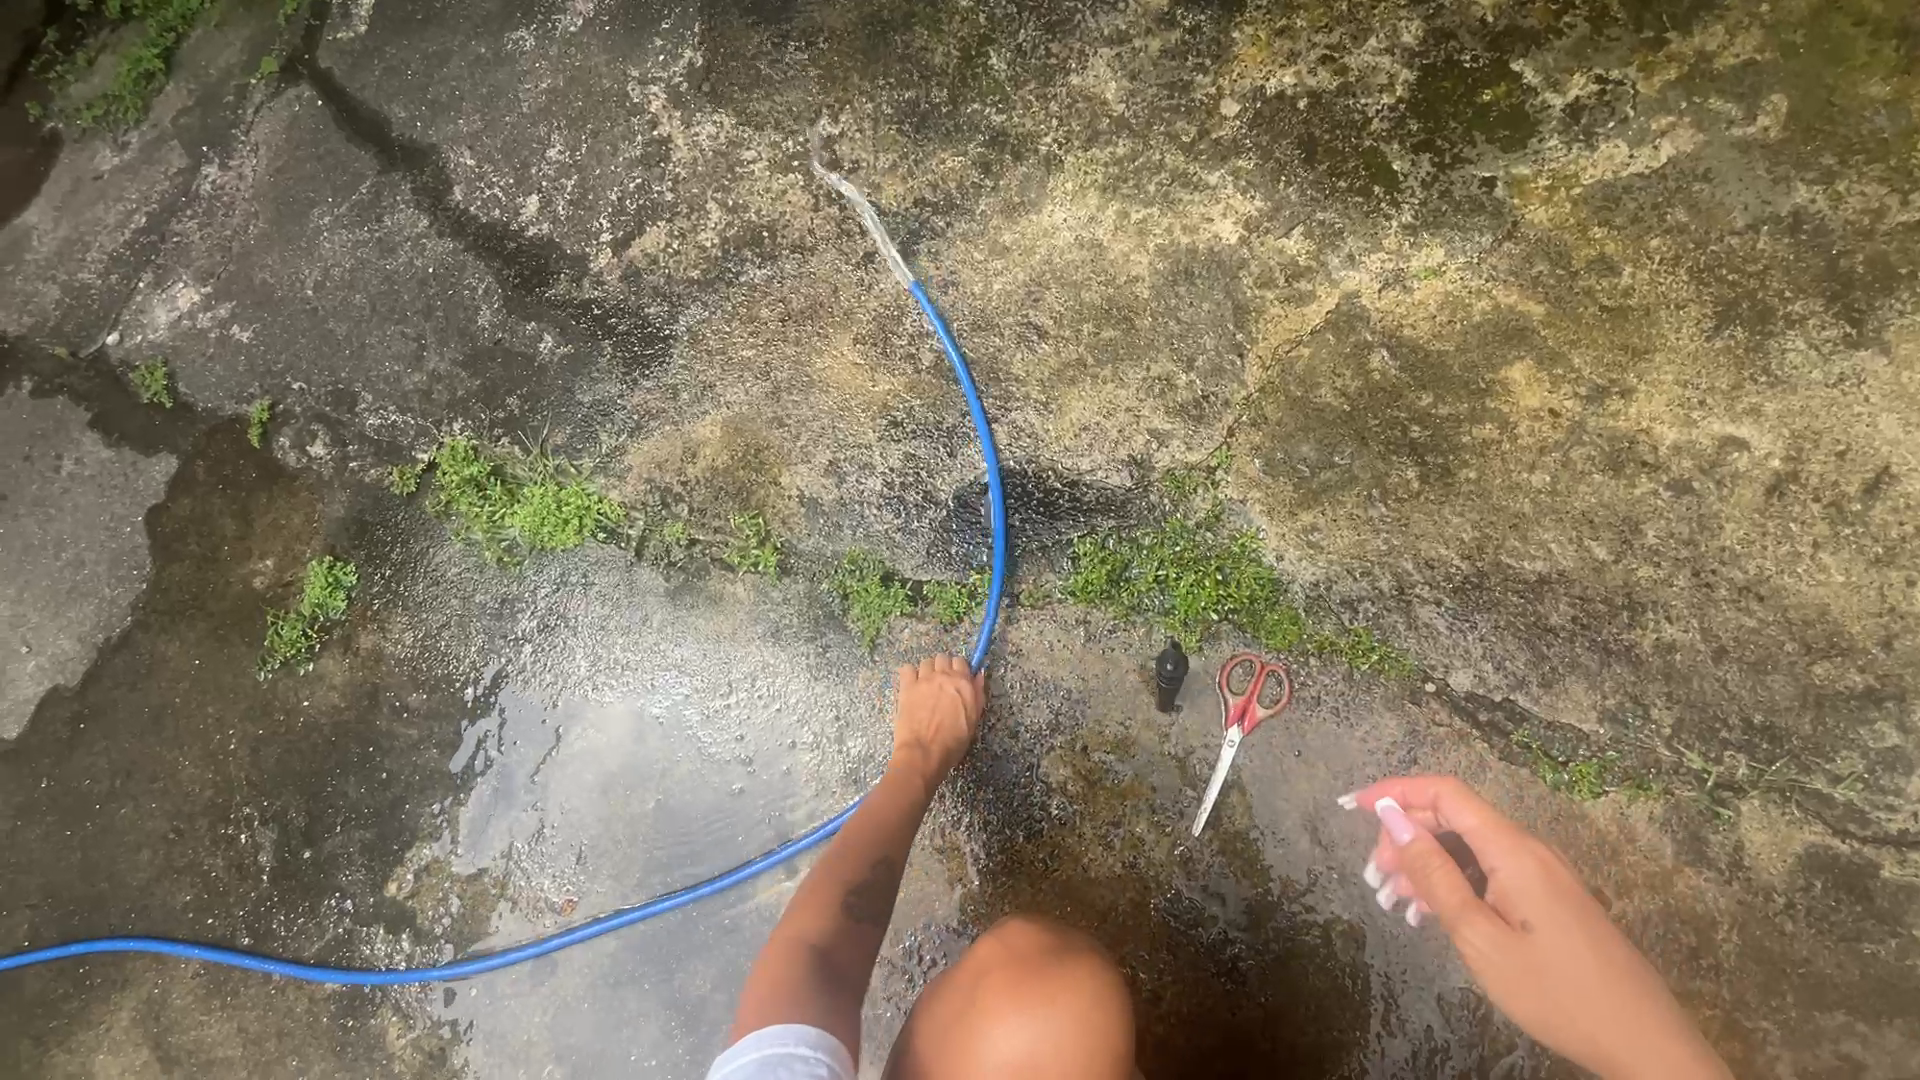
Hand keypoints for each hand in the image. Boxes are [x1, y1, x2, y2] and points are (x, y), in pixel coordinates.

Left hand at [889, 656, 984, 786]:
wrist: (924, 753)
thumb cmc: (952, 743)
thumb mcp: (973, 720)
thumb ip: (977, 694)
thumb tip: (979, 675)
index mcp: (963, 684)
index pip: (961, 662)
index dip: (959, 670)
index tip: (956, 680)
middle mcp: (944, 676)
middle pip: (943, 658)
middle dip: (943, 668)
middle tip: (941, 684)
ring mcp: (924, 680)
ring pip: (926, 662)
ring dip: (927, 670)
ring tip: (926, 686)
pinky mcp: (906, 687)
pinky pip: (907, 669)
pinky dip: (909, 674)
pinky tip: (911, 686)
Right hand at [1343, 776, 1730, 1079]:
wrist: (1647, 1048)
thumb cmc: (1556, 992)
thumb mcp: (1478, 935)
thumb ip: (1433, 872)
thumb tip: (1392, 817)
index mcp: (1513, 849)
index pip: (1444, 792)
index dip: (1395, 790)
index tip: (1352, 806)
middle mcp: (1528, 849)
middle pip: (1452, 818)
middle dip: (1404, 838)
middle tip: (1375, 879)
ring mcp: (1541, 874)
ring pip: (1467, 848)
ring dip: (1424, 865)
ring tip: (1394, 902)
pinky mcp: (1548, 898)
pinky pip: (1487, 871)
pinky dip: (1452, 883)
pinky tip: (1430, 913)